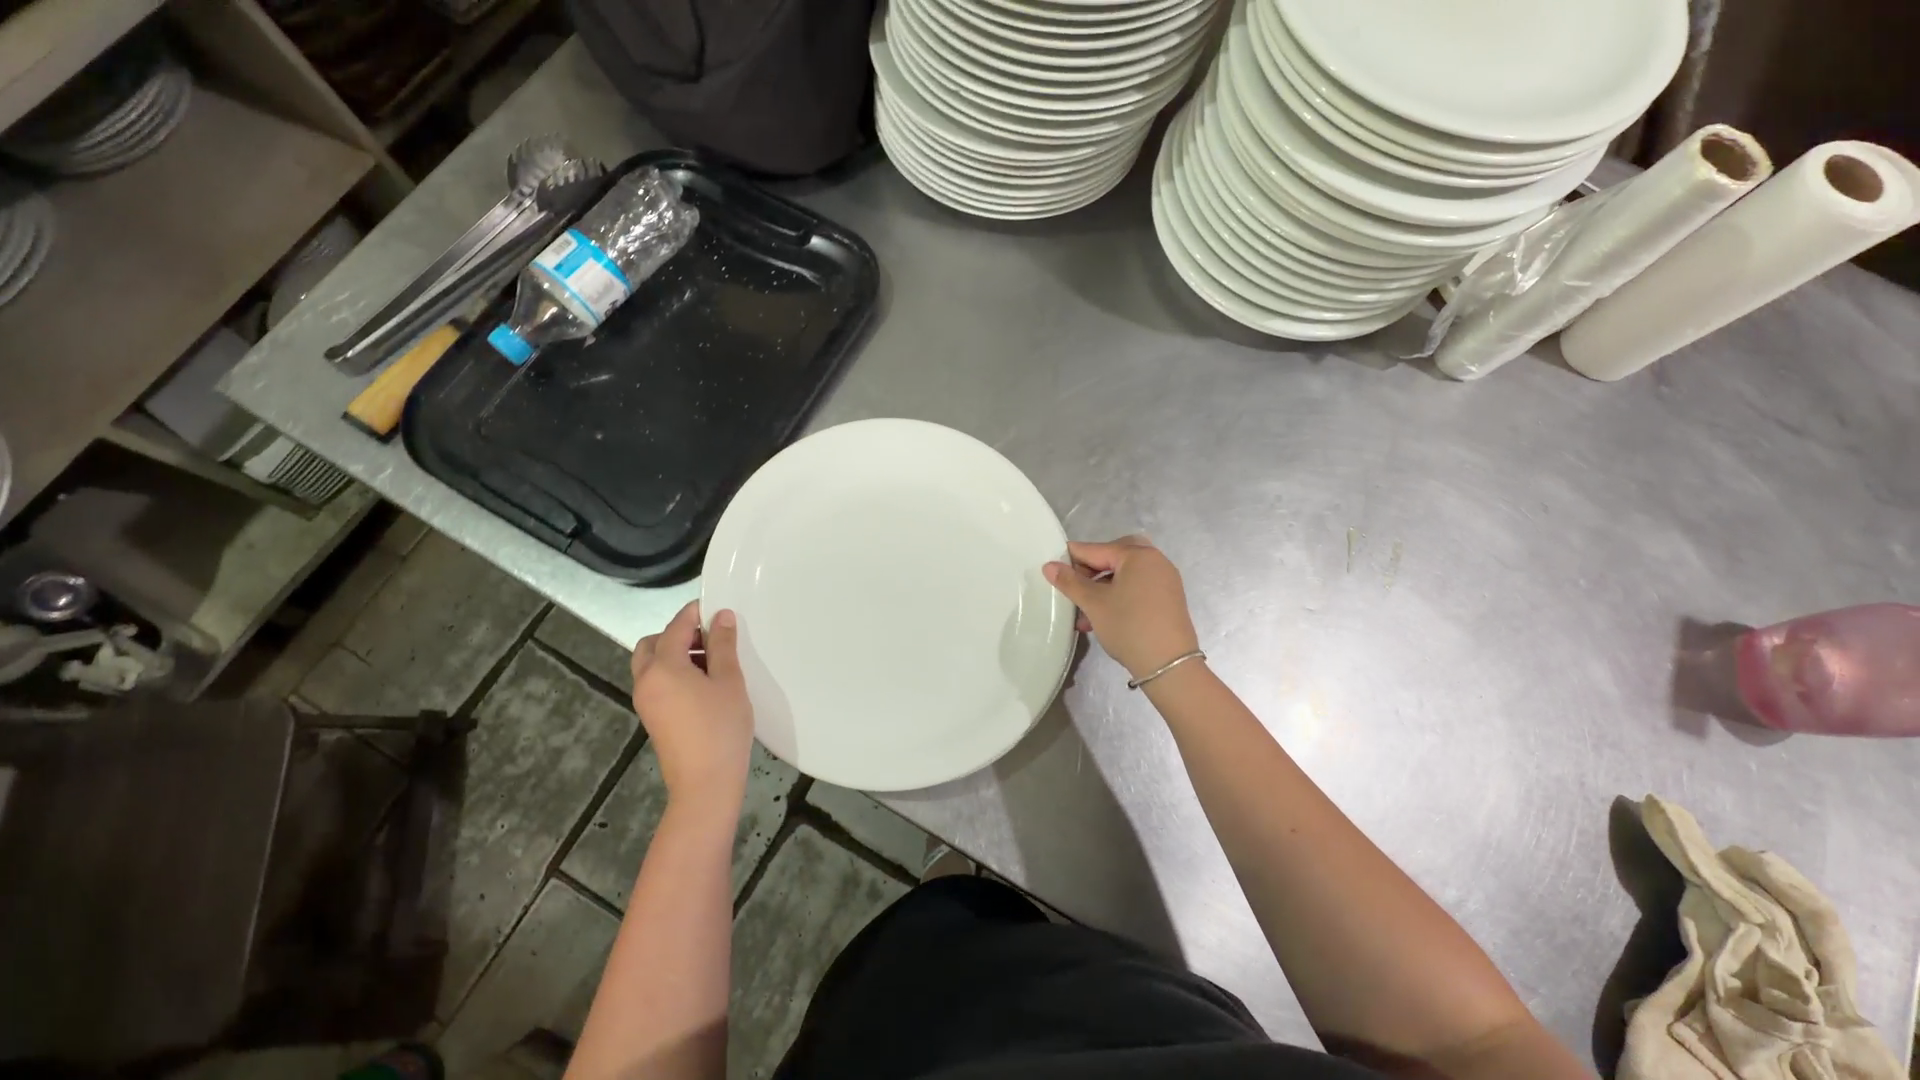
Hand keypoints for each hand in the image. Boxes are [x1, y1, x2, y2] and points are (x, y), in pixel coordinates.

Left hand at [631, 601, 754, 811]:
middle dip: (678, 634)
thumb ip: (723, 646)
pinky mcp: (652, 718)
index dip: (695, 613)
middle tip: (711, 638)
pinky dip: (672, 673)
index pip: (675, 627)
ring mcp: (645, 701)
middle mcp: (645, 680)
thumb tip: (721, 617)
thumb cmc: (721, 728)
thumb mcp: (729, 682)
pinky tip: (703, 685)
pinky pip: (656, 682)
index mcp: (663, 666)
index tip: (717, 607)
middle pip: (652, 643)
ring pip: (651, 664)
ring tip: (711, 662)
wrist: (705, 783)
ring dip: (675, 654)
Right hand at [1044, 536, 1200, 679]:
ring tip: (1084, 612)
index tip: (1053, 570)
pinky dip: (1119, 595)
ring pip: (1126, 575)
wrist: (1169, 664)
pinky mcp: (1169, 599)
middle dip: (1093, 570)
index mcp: (1138, 555)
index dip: (1072, 558)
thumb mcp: (1094, 604)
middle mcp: (1156, 561)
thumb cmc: (1129, 626)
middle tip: (1077, 585)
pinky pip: (1138, 587)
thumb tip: (1049, 566)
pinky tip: (1103, 618)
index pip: (1097, 549)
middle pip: (1116, 556)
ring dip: (1103, 587)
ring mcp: (1165, 580)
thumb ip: (1070, 582)